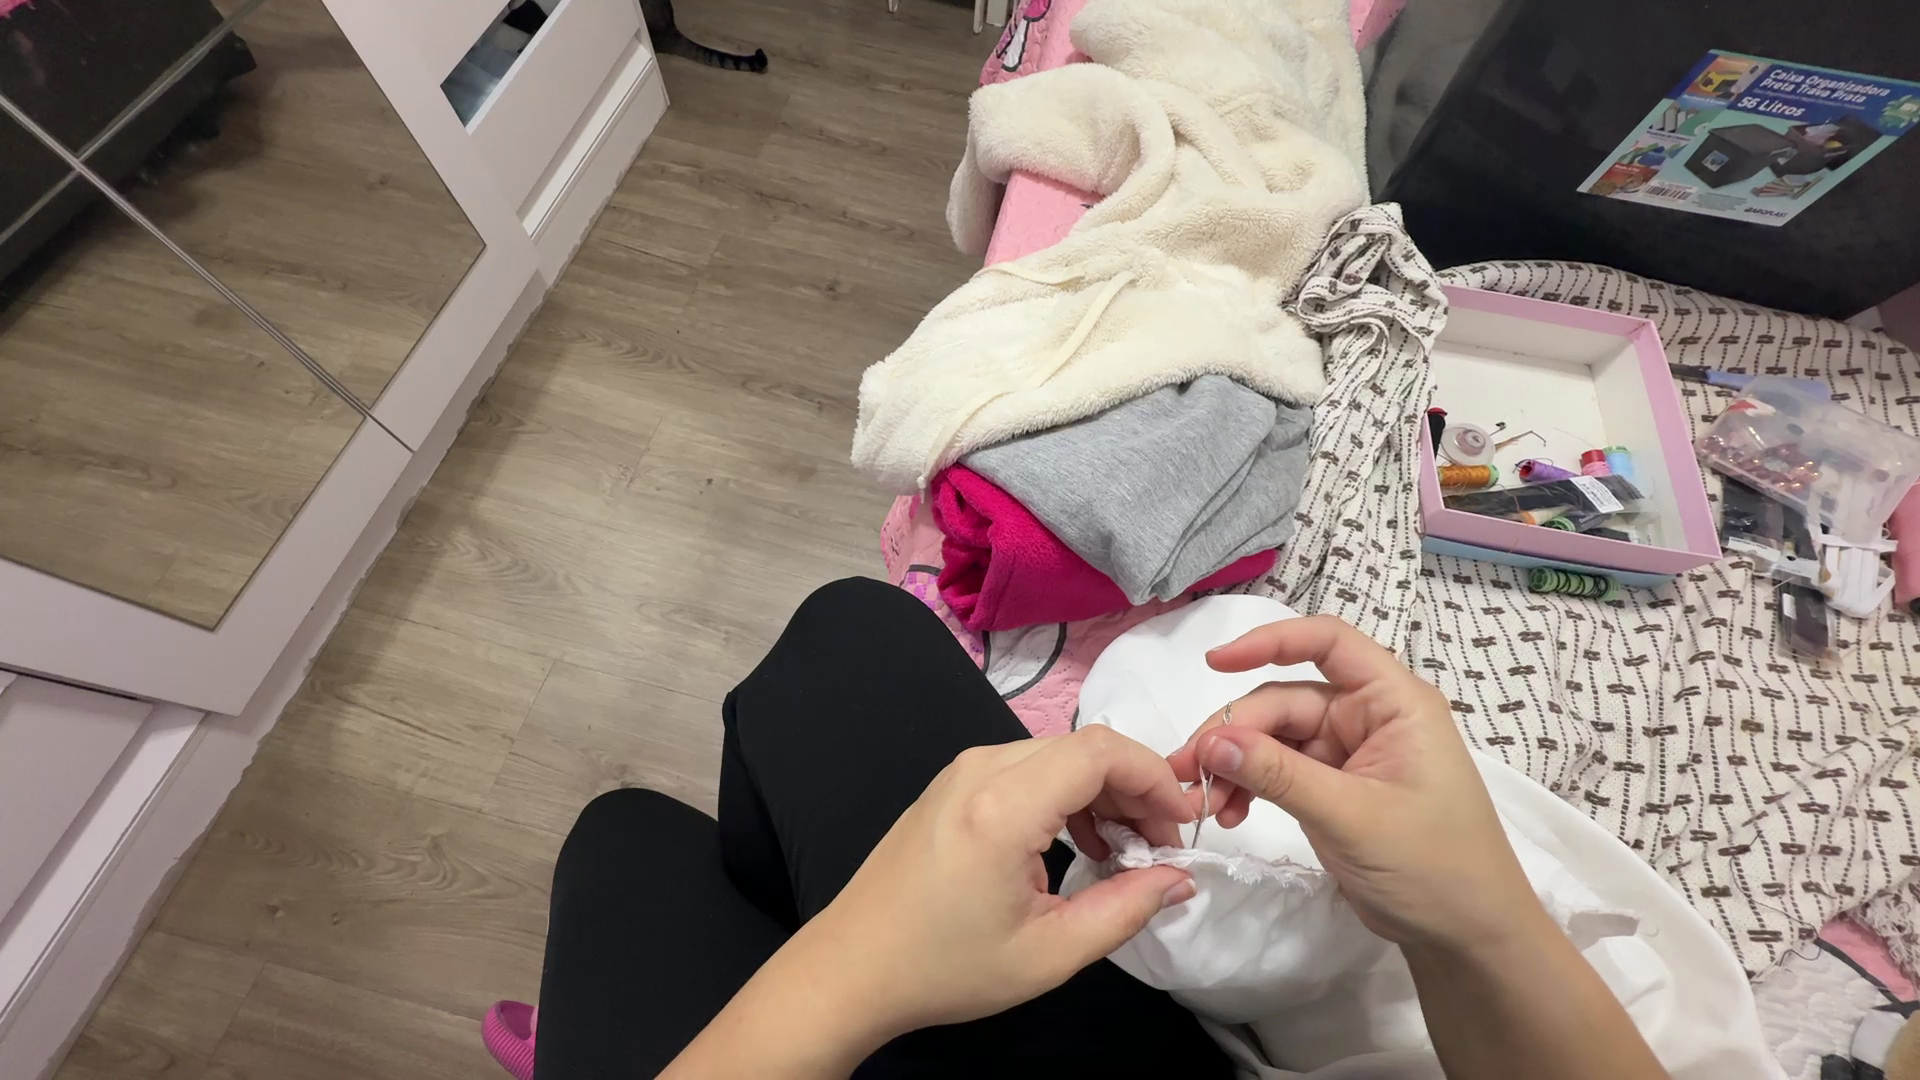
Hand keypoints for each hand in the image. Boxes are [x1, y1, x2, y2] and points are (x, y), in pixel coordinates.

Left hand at [799, 725, 1197, 1040]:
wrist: (855, 962)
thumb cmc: (948, 965)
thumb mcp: (1048, 953)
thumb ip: (1124, 910)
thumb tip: (1178, 878)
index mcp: (1003, 805)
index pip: (1099, 752)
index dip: (1153, 777)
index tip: (1181, 825)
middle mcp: (982, 768)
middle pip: (1082, 747)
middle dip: (1134, 787)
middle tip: (1161, 844)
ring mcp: (964, 768)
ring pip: (1057, 754)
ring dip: (1102, 791)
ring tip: (1127, 847)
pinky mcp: (956, 779)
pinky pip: (1027, 767)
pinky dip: (1066, 793)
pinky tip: (1080, 841)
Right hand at [1166, 616, 1543, 950]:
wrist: (1468, 941)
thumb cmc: (1435, 868)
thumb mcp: (1351, 817)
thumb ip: (1278, 774)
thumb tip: (1210, 742)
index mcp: (1392, 702)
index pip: (1328, 641)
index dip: (1269, 641)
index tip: (1215, 662)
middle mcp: (1365, 714)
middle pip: (1282, 700)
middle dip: (1233, 733)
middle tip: (1188, 770)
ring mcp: (1344, 749)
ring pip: (1270, 736)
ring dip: (1233, 764)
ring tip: (1202, 801)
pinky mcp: (1328, 782)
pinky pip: (1273, 769)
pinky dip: (1247, 786)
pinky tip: (1228, 813)